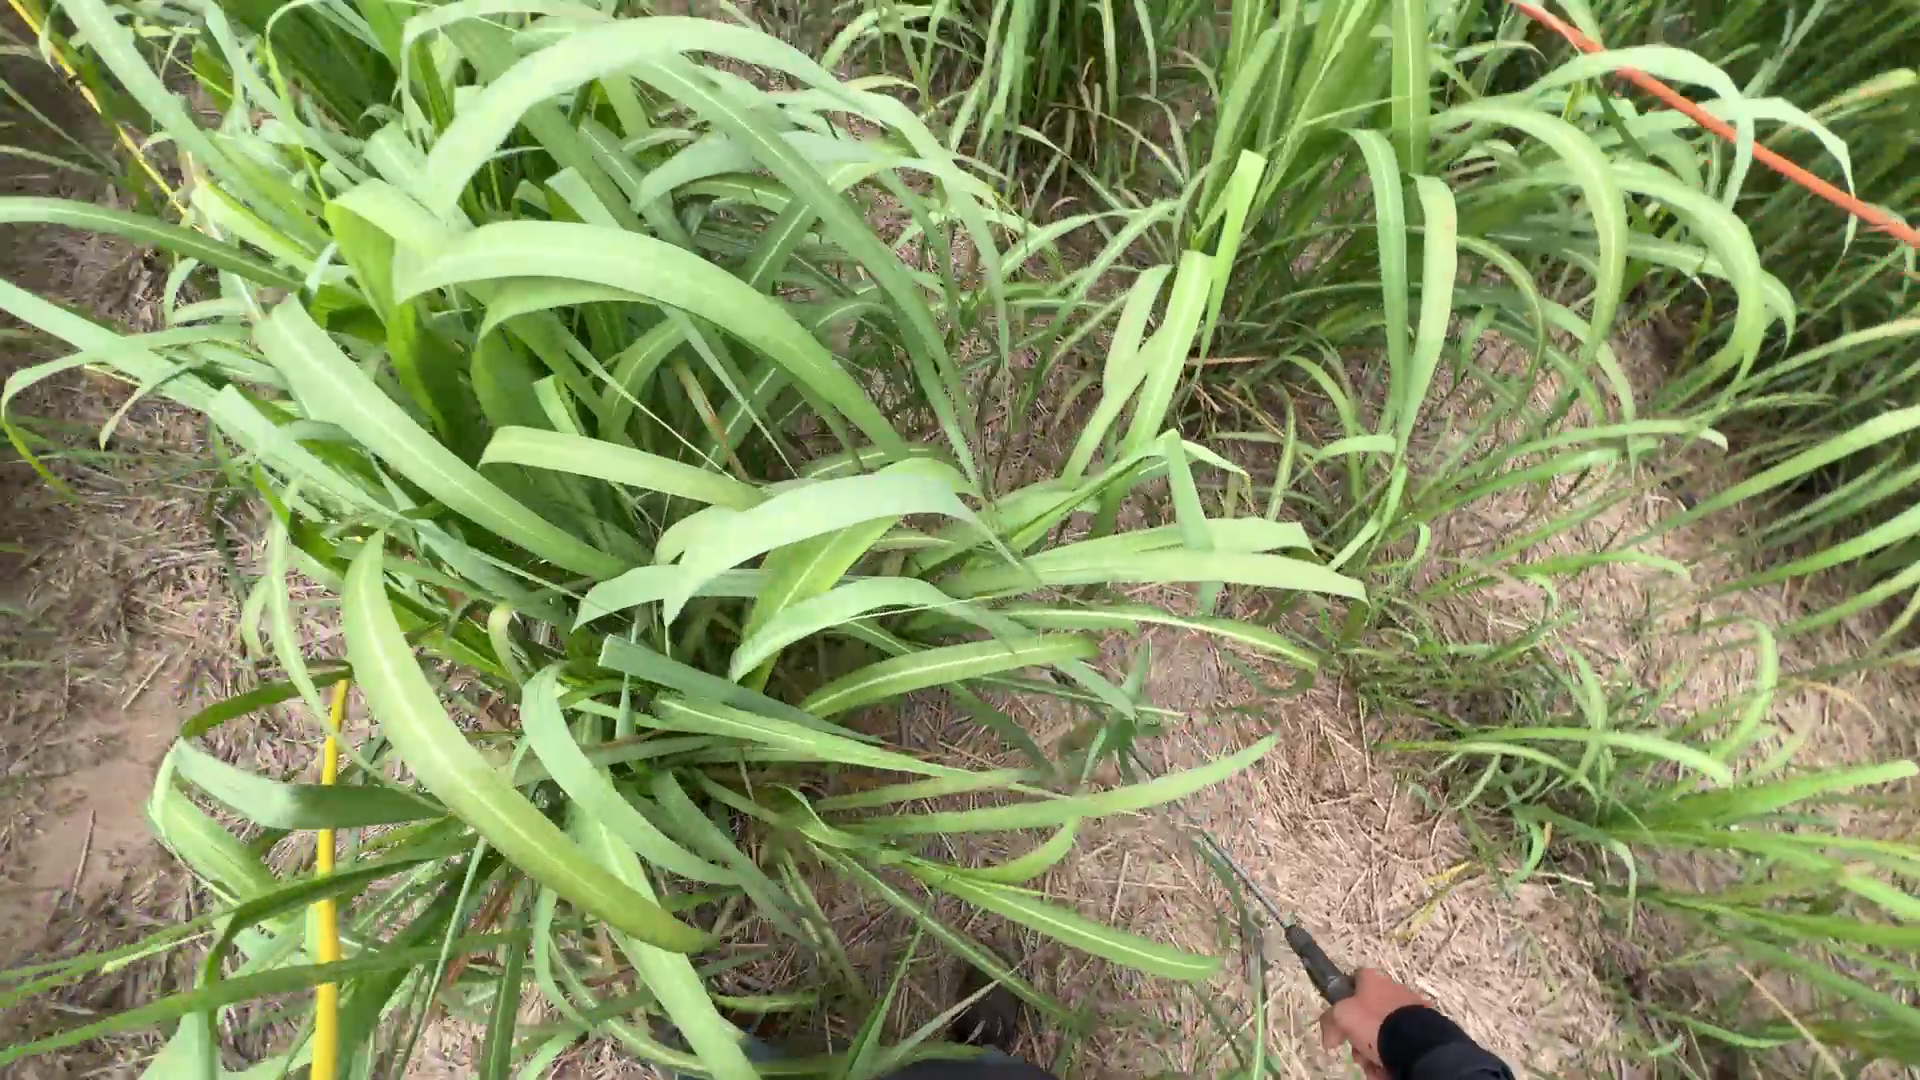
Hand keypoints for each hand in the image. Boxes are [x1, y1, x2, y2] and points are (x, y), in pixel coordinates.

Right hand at [1317, 968, 1428, 1079]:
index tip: (1343, 1024)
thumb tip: (1328, 1039)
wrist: (1419, 1045)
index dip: (1344, 1003)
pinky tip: (1389, 1069)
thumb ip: (1329, 1022)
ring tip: (1376, 1068)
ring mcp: (1411, 1009)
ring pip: (1385, 1032)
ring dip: (1376, 1051)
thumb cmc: (1375, 1022)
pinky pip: (1403, 1043)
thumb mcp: (1342, 1017)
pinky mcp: (1428, 1030)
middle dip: (1360, 1036)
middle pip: (1368, 1014)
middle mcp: (1391, 988)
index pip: (1352, 982)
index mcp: (1371, 977)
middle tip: (1359, 1053)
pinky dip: (1395, 1056)